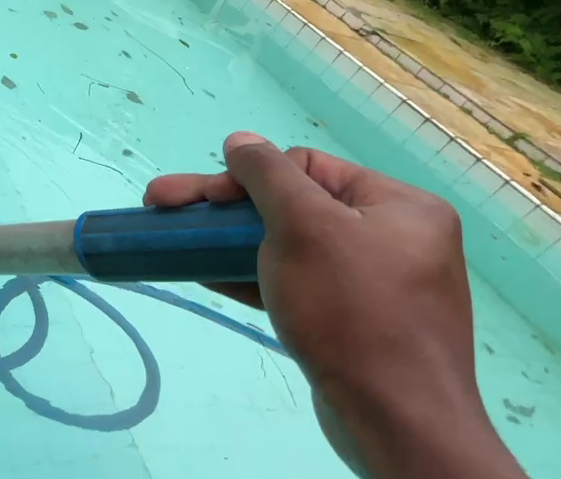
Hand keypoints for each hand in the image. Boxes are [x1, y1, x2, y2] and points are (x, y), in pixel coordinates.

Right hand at [145, 133, 524, 478]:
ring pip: (284, 243)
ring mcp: (375, 283)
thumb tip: (241, 139)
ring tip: (177, 242)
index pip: (304, 167)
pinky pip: (294, 279)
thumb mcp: (302, 224)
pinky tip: (205, 273)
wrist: (394, 421)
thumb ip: (266, 173)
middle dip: (222, 208)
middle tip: (161, 205)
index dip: (246, 177)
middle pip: (288, 204)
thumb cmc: (350, 309)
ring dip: (228, 240)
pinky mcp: (355, 320)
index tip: (201, 200)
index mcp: (399, 207)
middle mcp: (395, 238)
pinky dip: (250, 272)